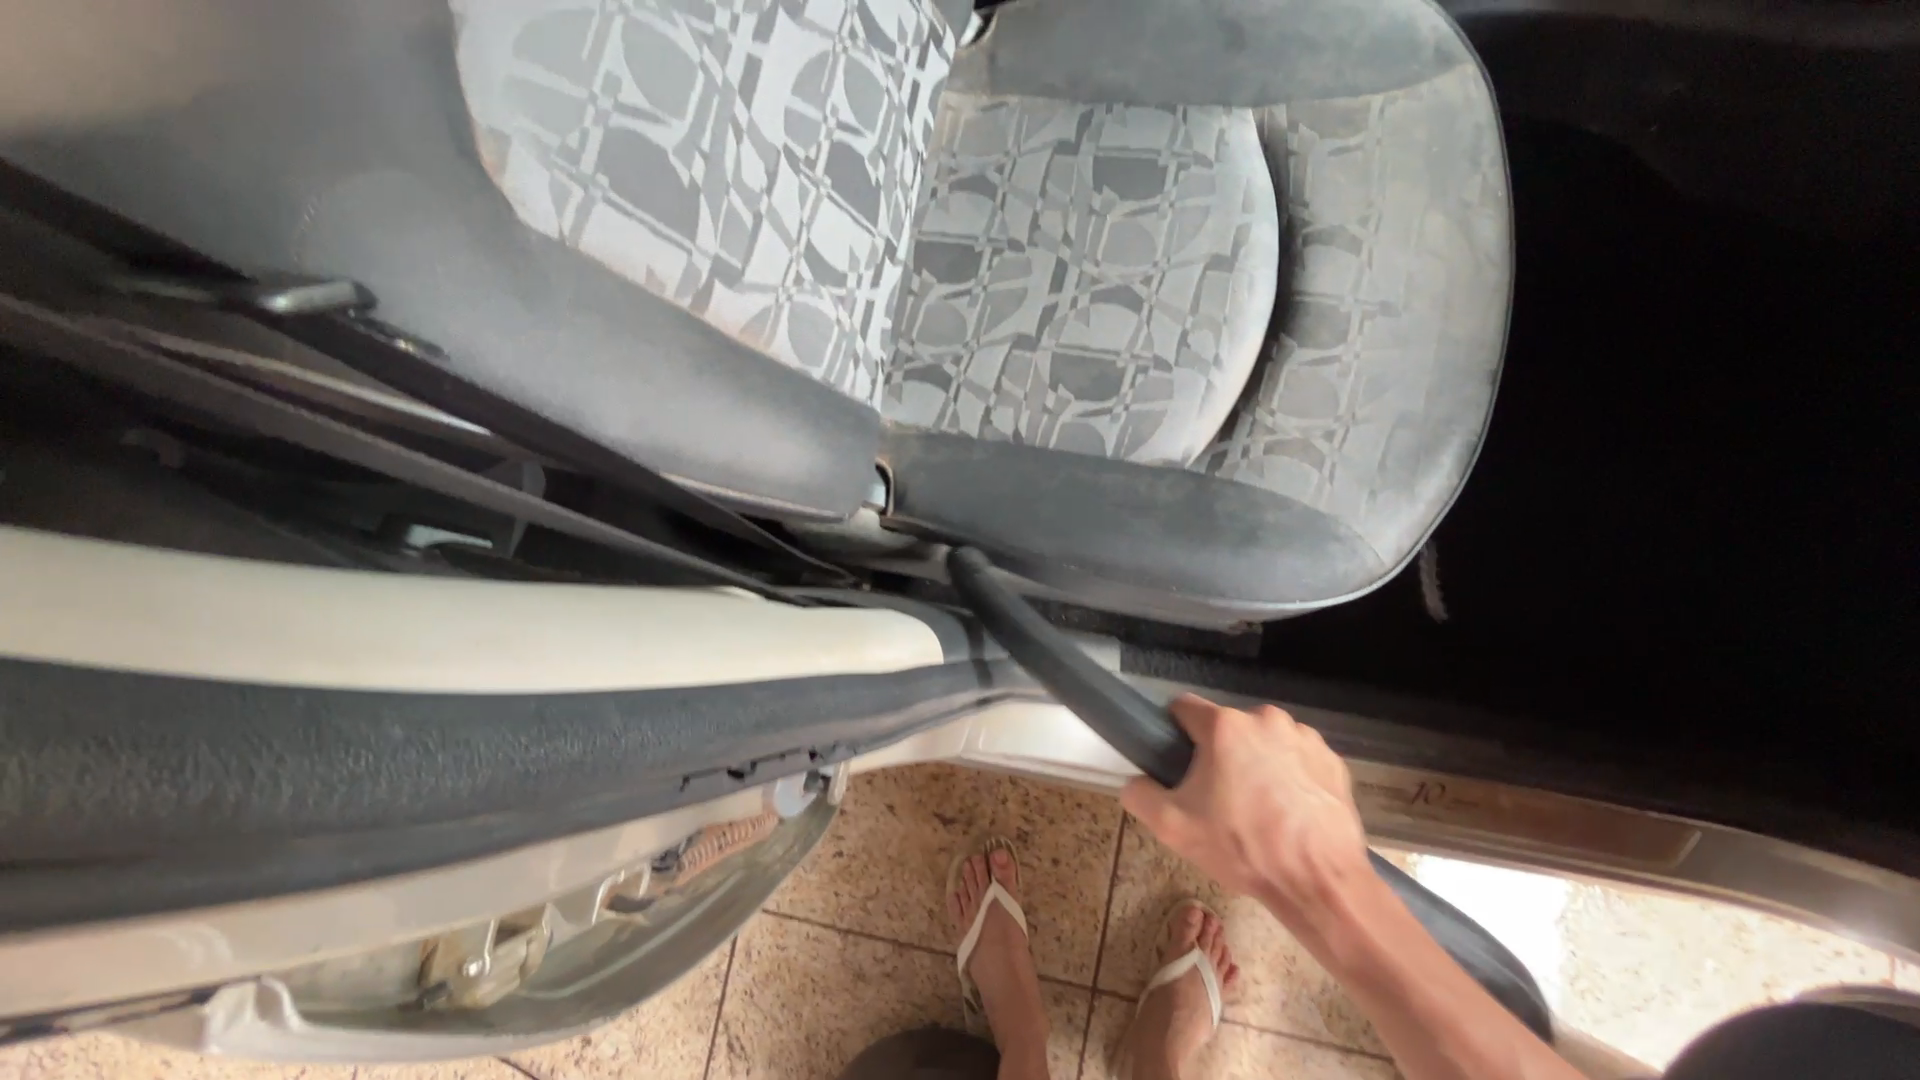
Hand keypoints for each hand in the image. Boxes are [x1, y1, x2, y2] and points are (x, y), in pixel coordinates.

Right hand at [1121, 695, 1372, 914]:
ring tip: (1258, 807)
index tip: (1178, 763)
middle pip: (1227, 727)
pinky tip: (1289, 811)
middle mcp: (1265, 719)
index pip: (1183, 707)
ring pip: (1263, 740)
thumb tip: (1137, 782)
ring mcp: (1304, 737)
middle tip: (1218, 797)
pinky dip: (1289, 775)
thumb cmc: (1242, 848)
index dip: (1174, 733)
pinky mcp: (1332, 759)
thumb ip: (1139, 795)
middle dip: (1218, 753)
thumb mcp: (1172, 827)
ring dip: (1255, 762)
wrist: (1318, 882)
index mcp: (1225, 726)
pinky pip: (1297, 757)